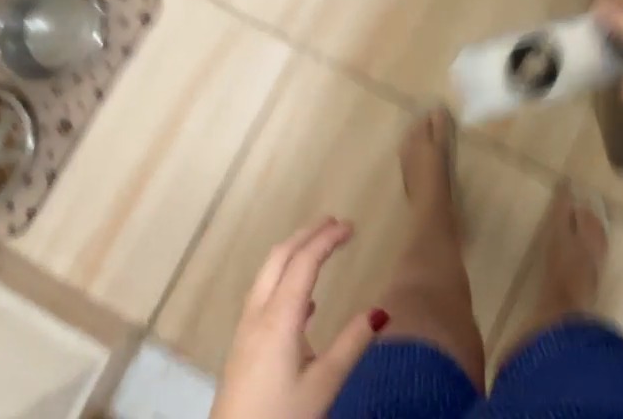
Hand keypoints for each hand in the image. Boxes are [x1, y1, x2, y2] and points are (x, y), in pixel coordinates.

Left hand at [210, 218, 381, 418]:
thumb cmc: (281, 418)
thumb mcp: (324, 384)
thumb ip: (351, 344)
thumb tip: (380, 311)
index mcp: (279, 319)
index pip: (304, 263)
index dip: (327, 239)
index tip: (351, 226)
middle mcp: (258, 315)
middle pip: (279, 259)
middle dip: (306, 235)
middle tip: (334, 223)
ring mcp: (245, 330)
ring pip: (267, 275)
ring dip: (293, 253)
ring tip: (319, 247)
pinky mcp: (242, 346)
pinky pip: (264, 295)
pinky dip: (284, 278)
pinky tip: (304, 300)